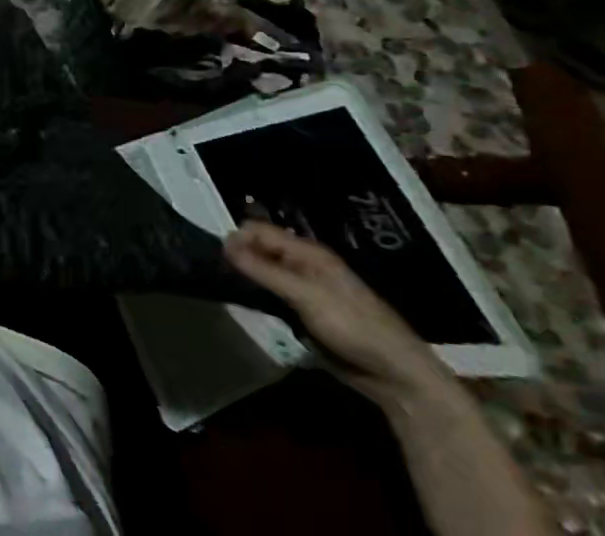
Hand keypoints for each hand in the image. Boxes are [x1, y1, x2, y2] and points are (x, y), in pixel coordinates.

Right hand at [224, 221, 451, 403]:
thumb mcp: (306, 296)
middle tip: (210, 270)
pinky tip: (242, 303)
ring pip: (264, 274)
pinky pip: (272, 296)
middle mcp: (304, 265)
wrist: (394, 374)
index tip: (211, 254)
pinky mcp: (303, 314)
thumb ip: (264, 271)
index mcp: (308, 252)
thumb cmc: (353, 327)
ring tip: (220, 285)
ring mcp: (304, 290)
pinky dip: (256, 296)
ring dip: (246, 277)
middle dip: (238, 256)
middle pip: (261, 250)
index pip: (260, 231)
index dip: (236, 239)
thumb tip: (224, 243)